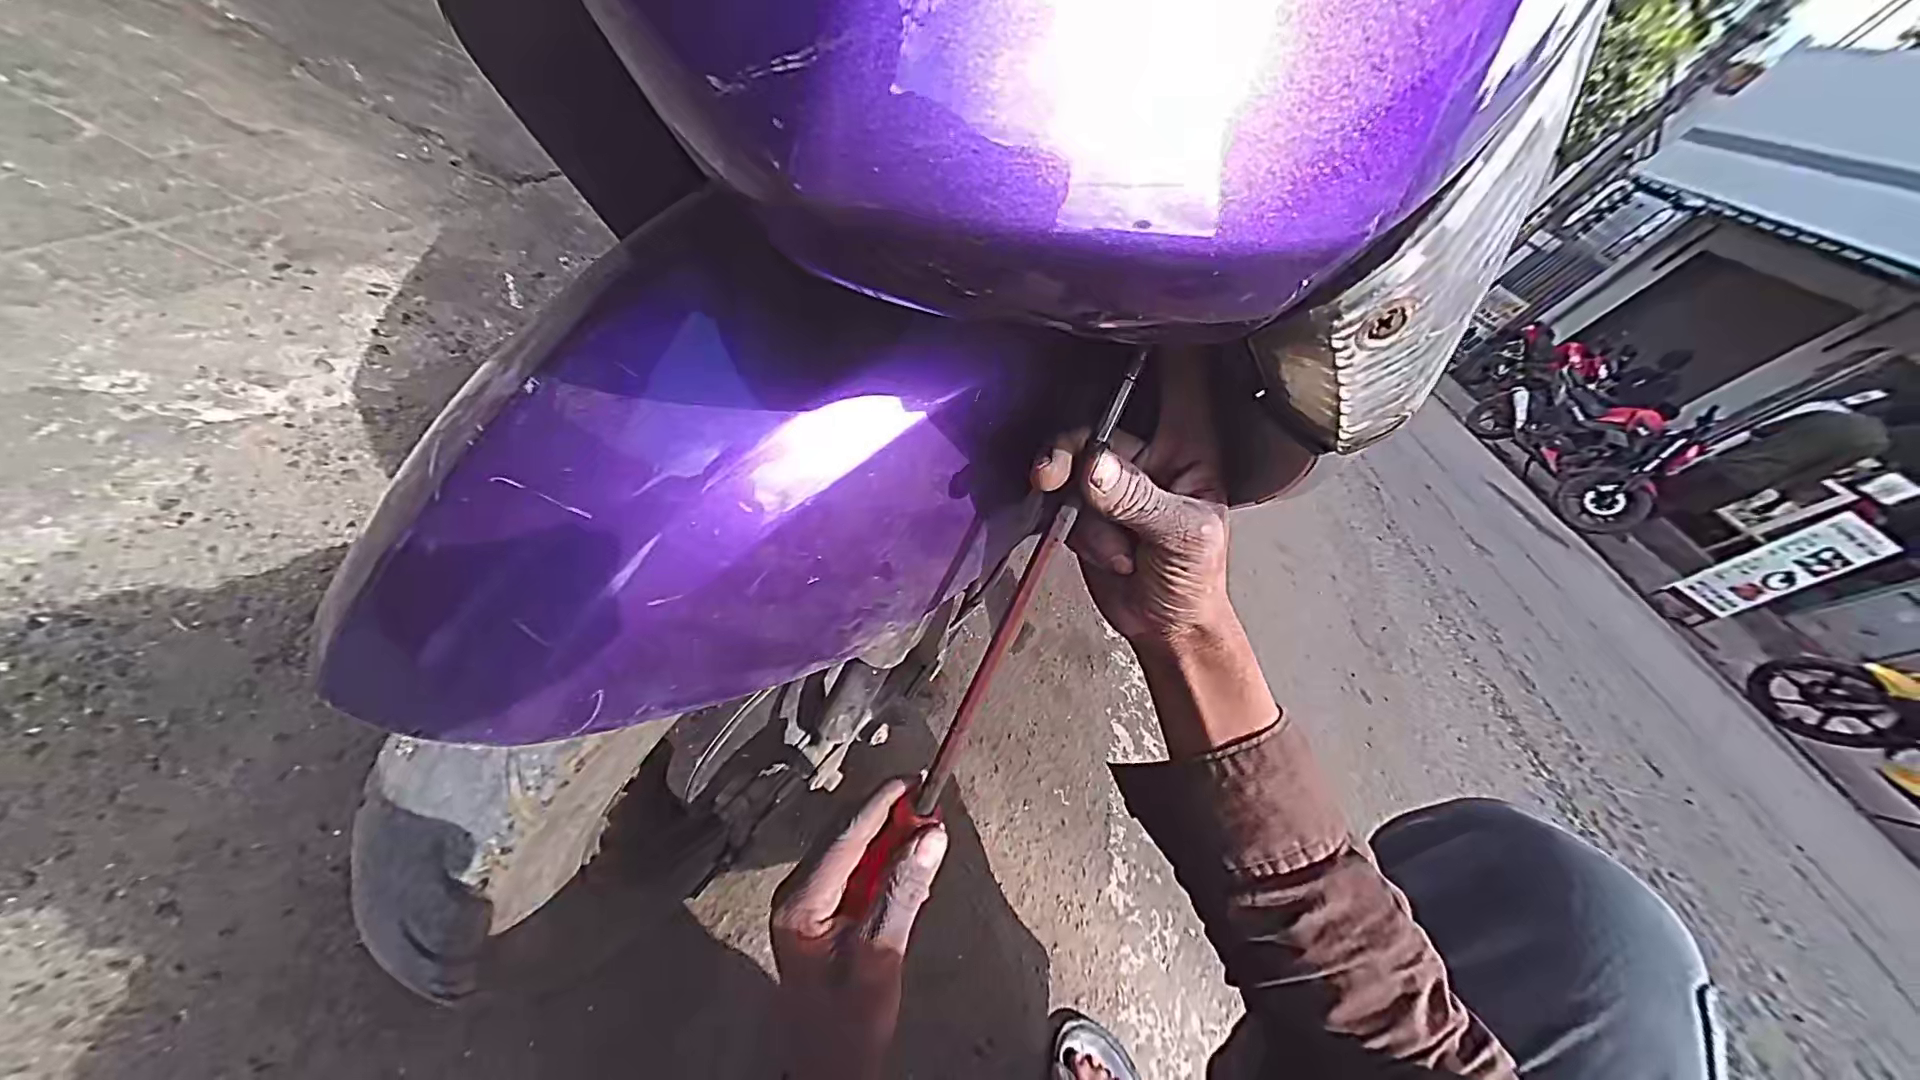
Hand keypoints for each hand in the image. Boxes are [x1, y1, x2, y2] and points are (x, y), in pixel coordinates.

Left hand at [770, 779, 947, 1079]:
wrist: (828, 1070)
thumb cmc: (847, 1024)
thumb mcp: (880, 954)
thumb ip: (904, 891)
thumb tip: (931, 835)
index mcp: (800, 900)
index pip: (846, 834)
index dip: (883, 802)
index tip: (916, 779)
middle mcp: (798, 889)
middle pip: (846, 832)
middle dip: (888, 812)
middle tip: (928, 798)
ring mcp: (809, 897)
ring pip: (852, 843)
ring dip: (889, 830)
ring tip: (925, 819)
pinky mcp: (824, 906)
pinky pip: (857, 864)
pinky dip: (885, 852)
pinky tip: (908, 851)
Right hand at [1032, 360, 1232, 648]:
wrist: (1162, 624)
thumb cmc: (1194, 577)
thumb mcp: (1180, 538)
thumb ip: (1137, 500)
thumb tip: (1091, 466)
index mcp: (1188, 439)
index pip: (1178, 370)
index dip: (1156, 334)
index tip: (1118, 309)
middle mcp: (1146, 448)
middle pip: (1096, 416)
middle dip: (1071, 449)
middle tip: (1053, 476)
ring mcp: (1112, 477)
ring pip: (1070, 461)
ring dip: (1078, 508)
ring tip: (1109, 547)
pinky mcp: (1084, 504)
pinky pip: (1060, 497)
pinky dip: (1072, 528)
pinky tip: (1104, 553)